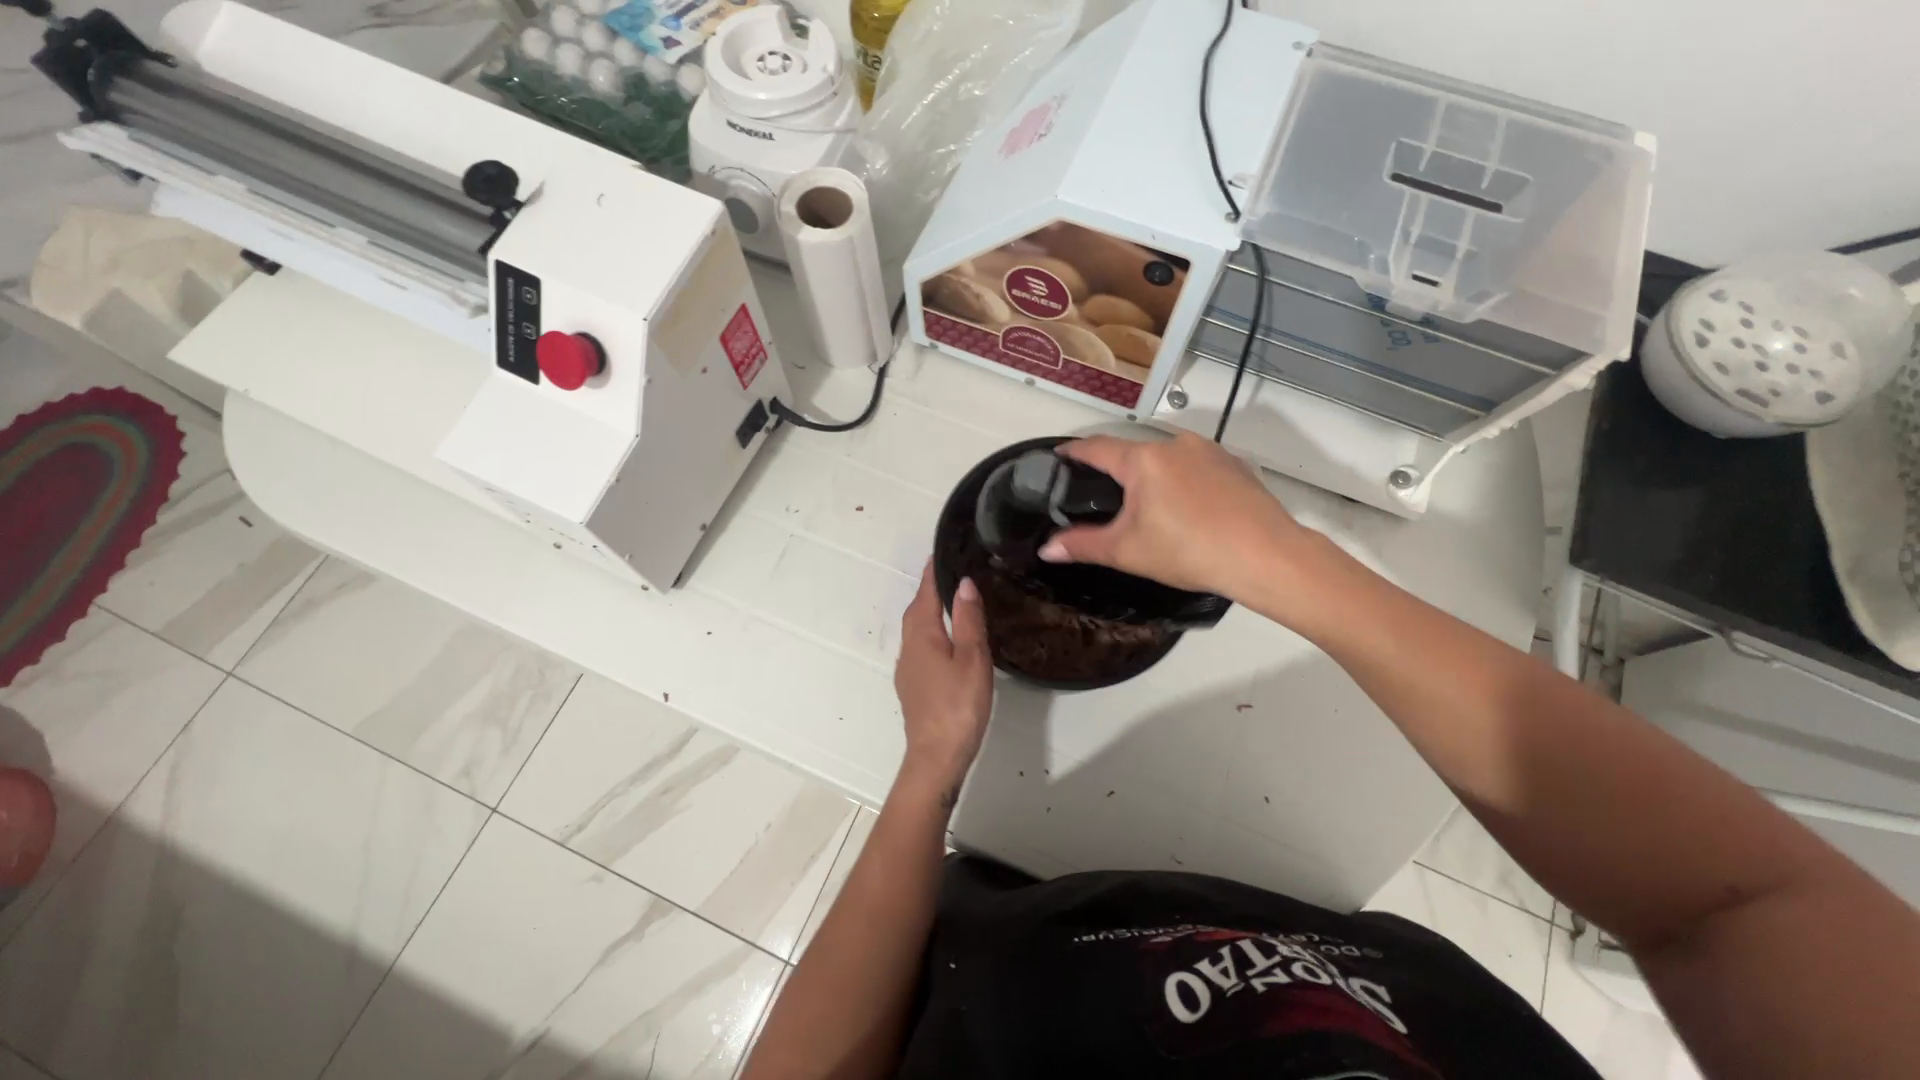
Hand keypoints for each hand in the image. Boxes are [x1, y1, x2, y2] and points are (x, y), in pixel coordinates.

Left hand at [893, 562, 992, 808]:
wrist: (936, 756)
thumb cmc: (958, 705)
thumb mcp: (972, 658)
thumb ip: (968, 620)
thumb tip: (963, 583)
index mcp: (923, 635)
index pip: (926, 593)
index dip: (934, 572)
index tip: (942, 551)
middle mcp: (909, 647)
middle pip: (917, 609)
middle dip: (930, 589)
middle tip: (951, 573)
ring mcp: (908, 669)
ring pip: (917, 629)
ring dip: (930, 611)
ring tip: (953, 601)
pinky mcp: (913, 687)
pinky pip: (920, 646)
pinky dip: (932, 632)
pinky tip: (948, 641)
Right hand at [1039, 432, 1308, 600]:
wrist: (1265, 555)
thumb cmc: (1188, 551)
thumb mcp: (1128, 551)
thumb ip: (1083, 545)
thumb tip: (1046, 548)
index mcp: (1143, 460)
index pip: (1096, 447)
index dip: (1074, 453)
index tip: (1060, 458)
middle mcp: (1175, 445)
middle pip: (1134, 454)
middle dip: (1119, 474)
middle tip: (1107, 501)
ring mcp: (1210, 451)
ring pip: (1168, 460)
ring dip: (1155, 479)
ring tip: (1153, 510)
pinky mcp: (1236, 465)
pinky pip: (1198, 468)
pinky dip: (1186, 483)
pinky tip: (1191, 511)